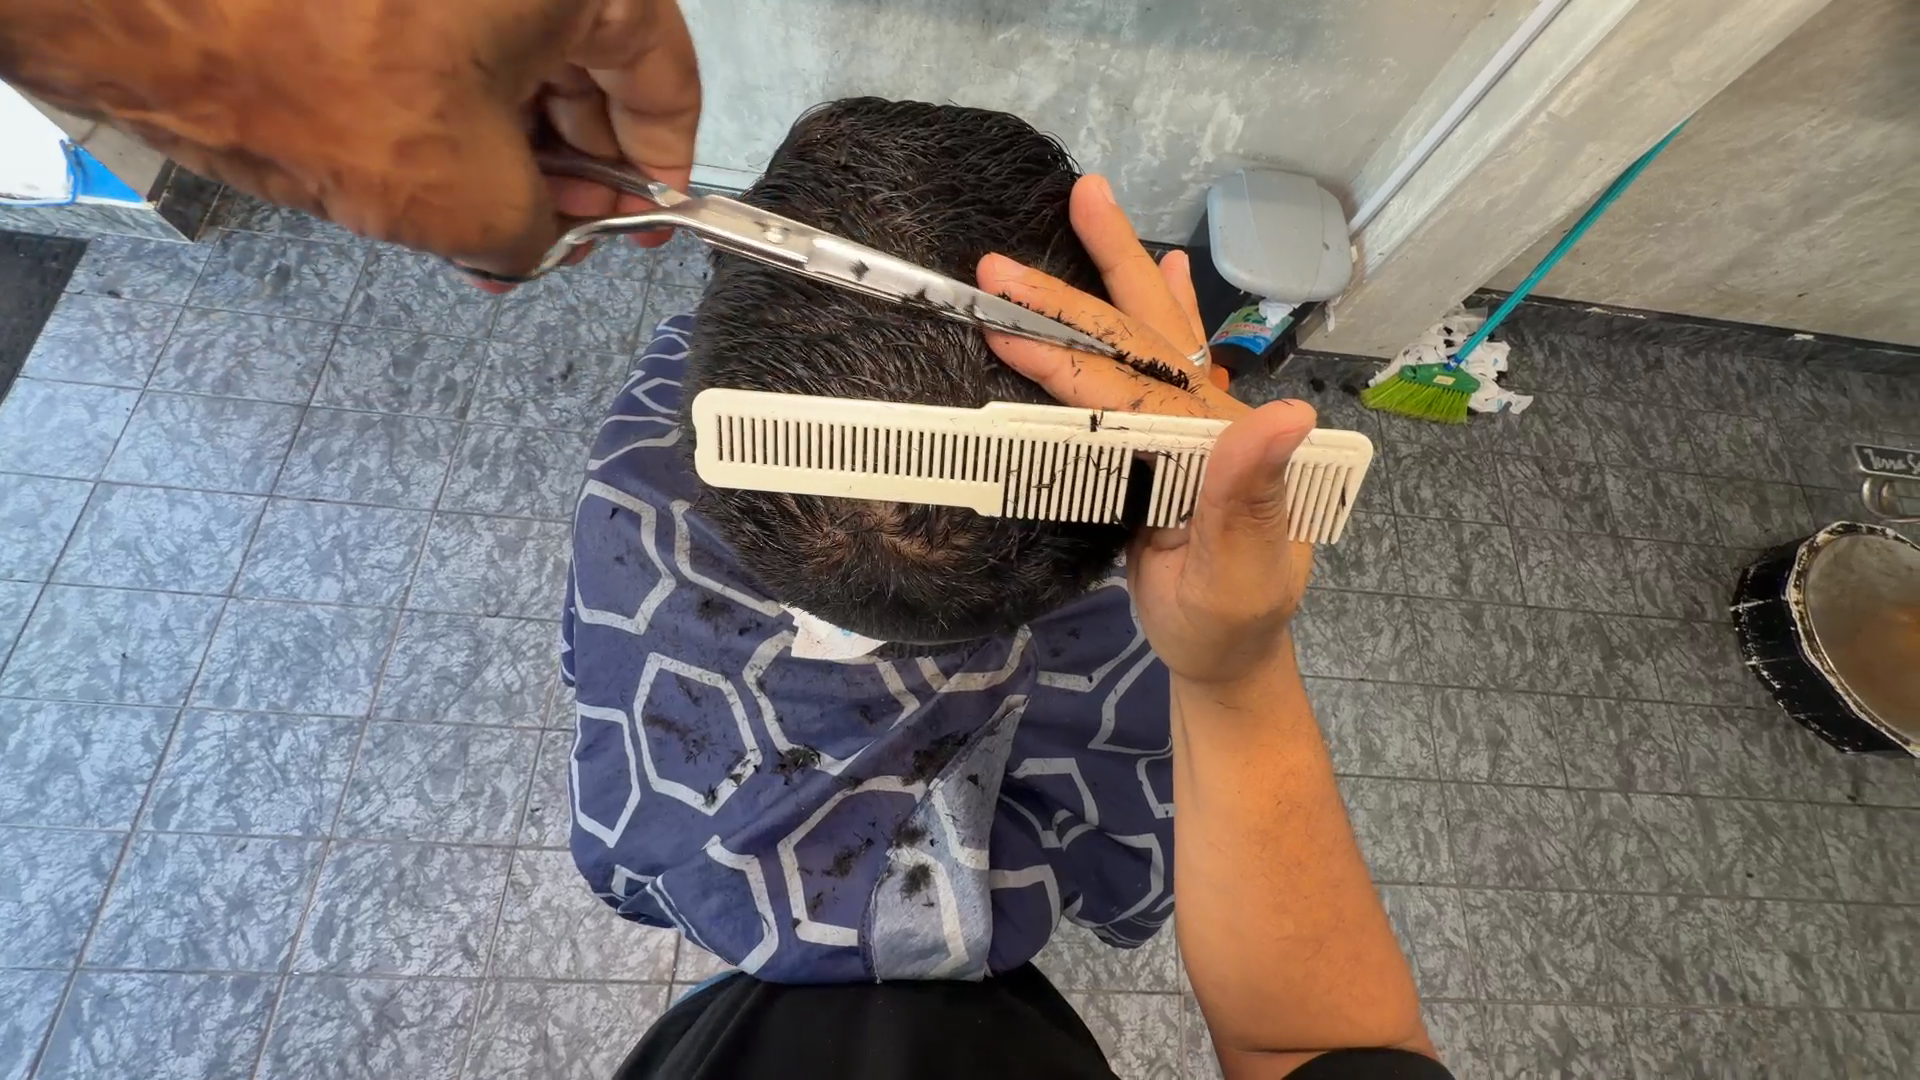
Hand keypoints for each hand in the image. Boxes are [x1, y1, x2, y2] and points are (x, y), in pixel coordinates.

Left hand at [1, 0, 700, 276]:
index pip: (665, 83)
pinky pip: (448, 41)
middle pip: (590, 72)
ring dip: (511, 160)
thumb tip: (542, 239)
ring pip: (515, 63)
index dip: (662, 172)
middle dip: (574, 174)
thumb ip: (545, 239)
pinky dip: (452, 116)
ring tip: (486, 234)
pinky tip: (437, 184)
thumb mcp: (473, 203)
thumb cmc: (322, 80)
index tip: (641, 228)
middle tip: (554, 240)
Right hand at [976, 175, 1317, 686]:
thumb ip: (1253, 499)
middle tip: (1007, 257)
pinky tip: (1163, 270)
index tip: (1001, 328)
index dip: (1066, 358)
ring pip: (1154, 335)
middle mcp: (1211, 418)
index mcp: (1221, 445)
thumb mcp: (1242, 576)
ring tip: (1090, 203)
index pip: (1135, 389)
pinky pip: (1166, 365)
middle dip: (1075, 295)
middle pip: (1144, 340)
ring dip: (1118, 270)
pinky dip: (1164, 311)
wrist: (1226, 648)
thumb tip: (1283, 409)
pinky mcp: (1174, 441)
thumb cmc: (1226, 625)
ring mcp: (1194, 425)